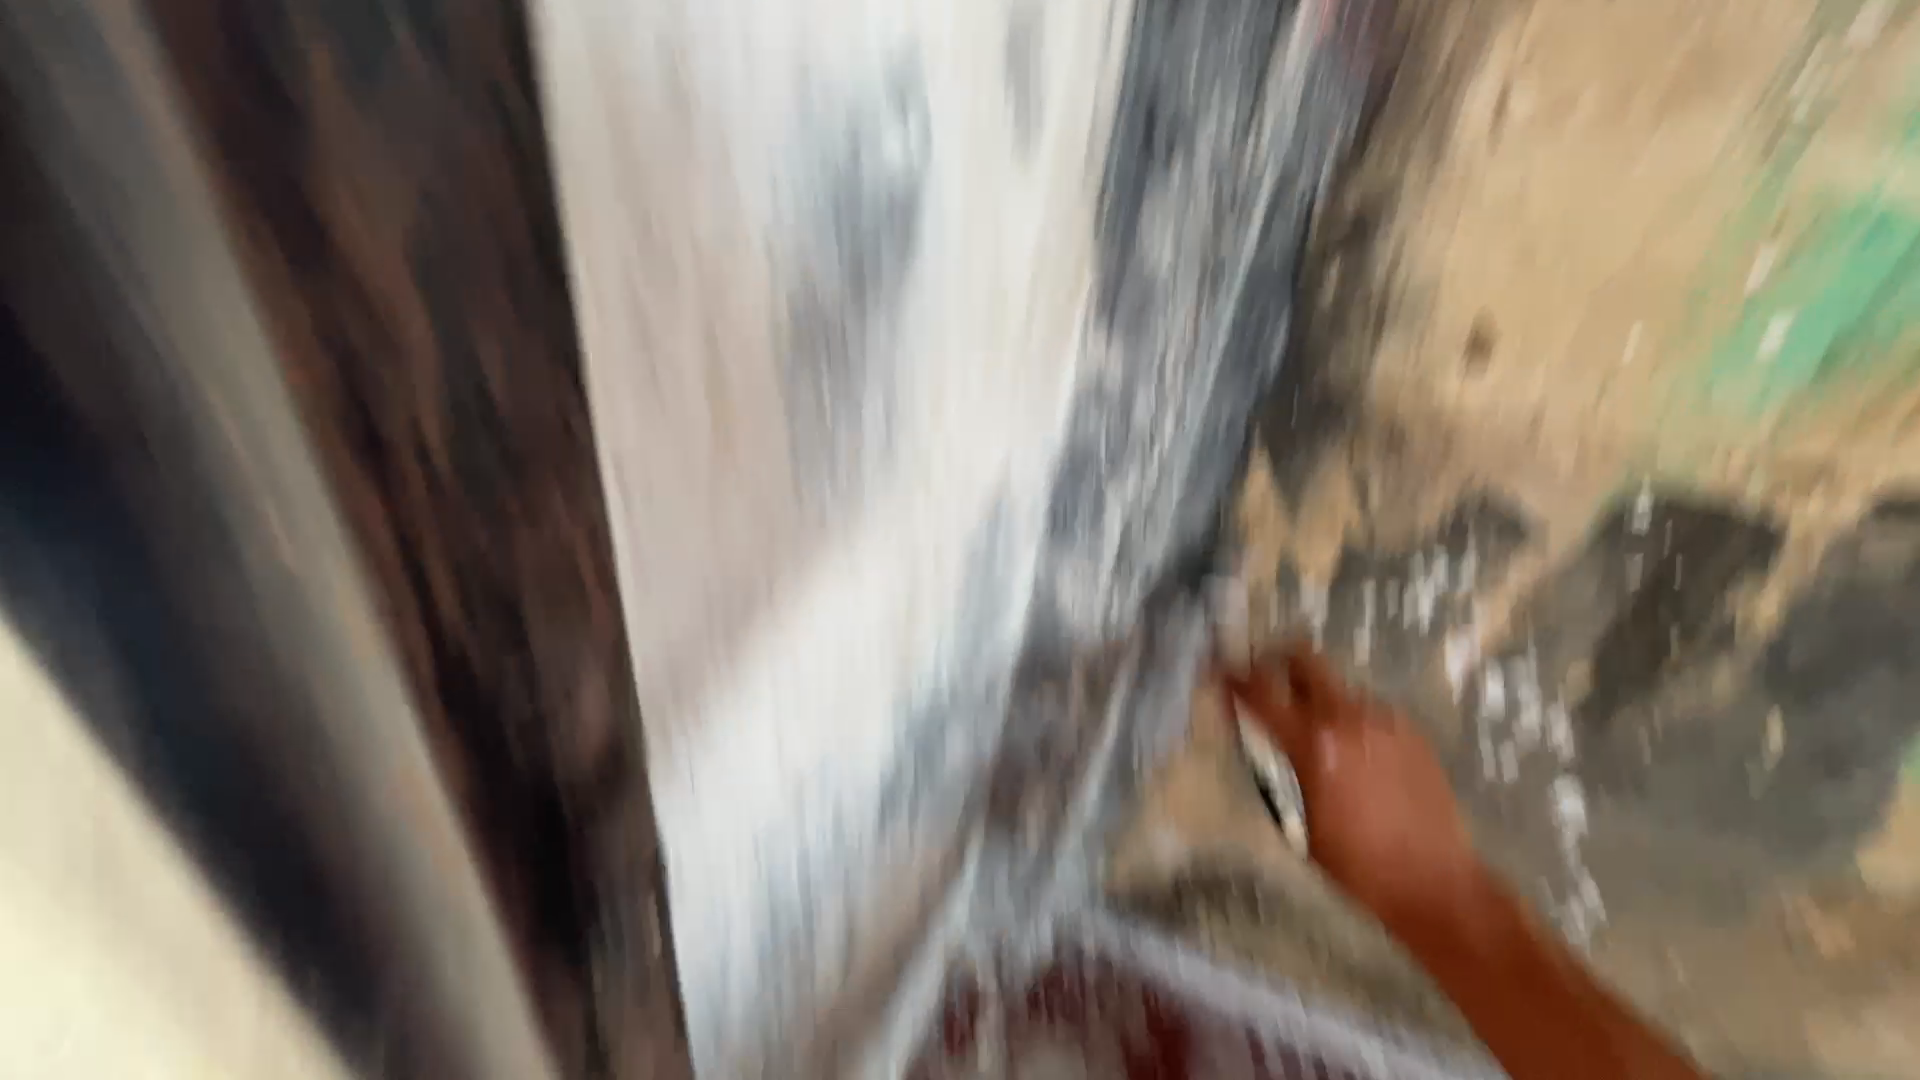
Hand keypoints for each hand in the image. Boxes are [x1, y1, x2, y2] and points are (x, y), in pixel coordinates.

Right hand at [1221, 644, 1482, 931]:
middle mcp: (1348, 719)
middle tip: (1261, 673)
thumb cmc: (1356, 865)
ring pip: (1336, 686)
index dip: (1232, 677)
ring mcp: (1385, 721)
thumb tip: (1258, 730)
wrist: (1437, 885)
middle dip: (1276, 660)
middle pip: (1305, 659)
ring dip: (1315, 695)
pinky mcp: (1412, 732)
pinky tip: (1350, 749)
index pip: (1259, 691)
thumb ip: (1278, 763)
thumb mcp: (1297, 818)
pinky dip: (1348, 717)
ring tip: (1308, 723)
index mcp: (1313, 743)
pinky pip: (1367, 709)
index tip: (1218, 671)